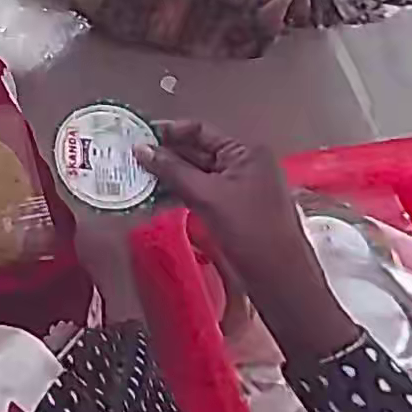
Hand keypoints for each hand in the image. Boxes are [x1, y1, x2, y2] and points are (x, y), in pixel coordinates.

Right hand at [137, 121, 360, 360]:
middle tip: (131, 155)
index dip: (168, 131)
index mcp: (245, 152)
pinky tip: (153, 193)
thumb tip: (140, 148)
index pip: (200, 130)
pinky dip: (178, 190)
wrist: (280, 281)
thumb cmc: (249, 231)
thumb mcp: (207, 196)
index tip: (138, 135)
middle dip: (165, 153)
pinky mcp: (230, 208)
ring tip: (136, 173)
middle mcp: (243, 163)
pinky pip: (199, 190)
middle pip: (197, 150)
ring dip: (168, 173)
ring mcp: (237, 186)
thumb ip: (171, 169)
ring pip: (195, 172)